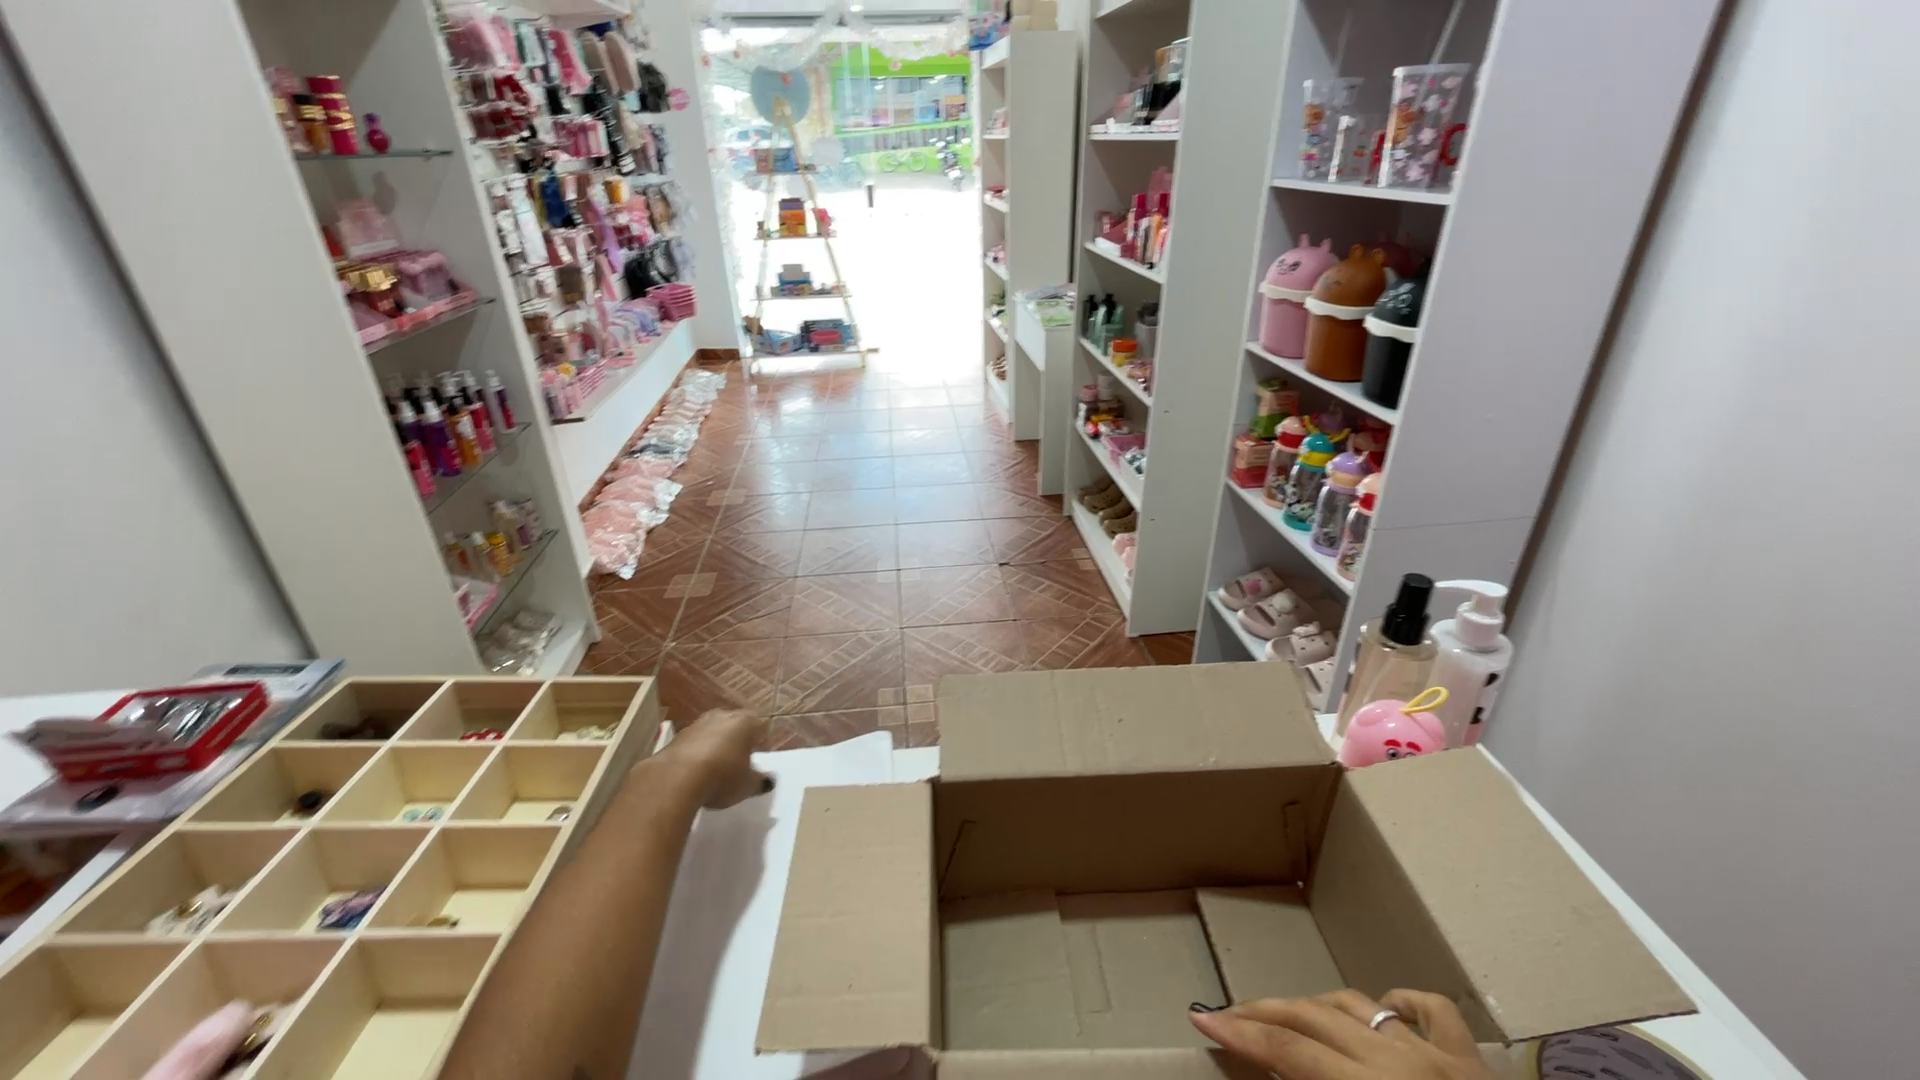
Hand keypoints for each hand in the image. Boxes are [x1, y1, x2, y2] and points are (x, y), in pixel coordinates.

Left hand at [660, 708, 770, 807]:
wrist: (674, 779)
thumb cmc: (722, 778)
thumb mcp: (748, 786)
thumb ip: (760, 781)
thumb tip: (769, 779)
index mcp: (745, 722)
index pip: (760, 727)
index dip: (760, 743)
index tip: (758, 759)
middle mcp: (722, 716)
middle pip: (734, 725)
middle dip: (737, 740)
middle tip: (738, 761)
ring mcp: (696, 725)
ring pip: (712, 732)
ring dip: (715, 746)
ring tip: (715, 769)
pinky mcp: (675, 738)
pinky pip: (693, 744)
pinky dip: (696, 755)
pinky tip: (695, 773)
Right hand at [1190, 989, 1494, 1079]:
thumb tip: (1282, 1073)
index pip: (1287, 1052)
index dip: (1239, 1032)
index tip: (1201, 1019)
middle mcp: (1400, 1061)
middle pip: (1310, 1016)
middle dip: (1261, 1012)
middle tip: (1227, 1016)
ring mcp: (1438, 1054)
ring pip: (1355, 1003)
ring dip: (1315, 1006)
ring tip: (1290, 1018)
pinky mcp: (1472, 1059)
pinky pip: (1426, 1008)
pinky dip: (1394, 1002)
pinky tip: (1379, 1010)